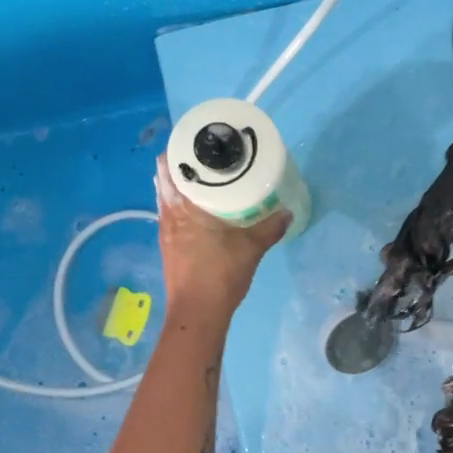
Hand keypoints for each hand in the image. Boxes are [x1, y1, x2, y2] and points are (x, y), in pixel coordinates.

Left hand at [154, 157, 289, 317]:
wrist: (197, 313)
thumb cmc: (219, 275)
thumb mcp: (251, 248)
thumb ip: (269, 228)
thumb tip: (286, 212)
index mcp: (184, 206)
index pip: (171, 166)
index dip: (179, 148)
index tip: (196, 138)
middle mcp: (169, 213)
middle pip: (166, 178)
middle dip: (182, 164)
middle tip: (206, 155)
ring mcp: (165, 230)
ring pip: (168, 196)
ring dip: (181, 185)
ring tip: (205, 178)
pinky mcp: (169, 245)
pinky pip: (172, 213)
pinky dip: (183, 204)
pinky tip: (201, 209)